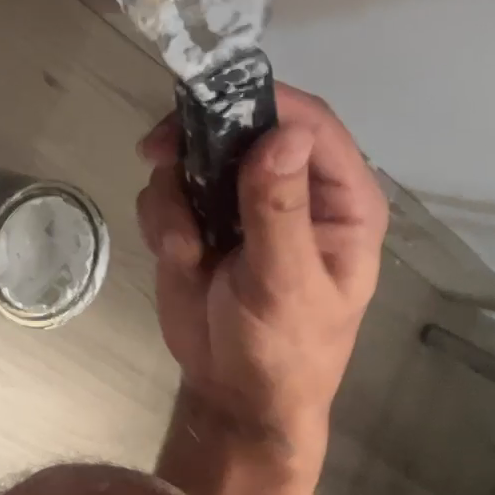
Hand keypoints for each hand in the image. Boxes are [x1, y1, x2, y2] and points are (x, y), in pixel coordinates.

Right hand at [137, 84, 386, 452]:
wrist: (229, 390)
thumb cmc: (281, 347)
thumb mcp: (284, 282)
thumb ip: (279, 210)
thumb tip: (283, 135)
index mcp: (338, 199)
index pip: (307, 124)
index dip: (260, 104)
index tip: (203, 106)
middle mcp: (290, 188)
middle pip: (239, 125)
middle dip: (194, 140)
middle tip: (156, 153)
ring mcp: (239, 202)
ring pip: (192, 156)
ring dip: (173, 196)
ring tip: (183, 245)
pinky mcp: (197, 217)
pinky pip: (164, 190)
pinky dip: (159, 219)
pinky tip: (175, 255)